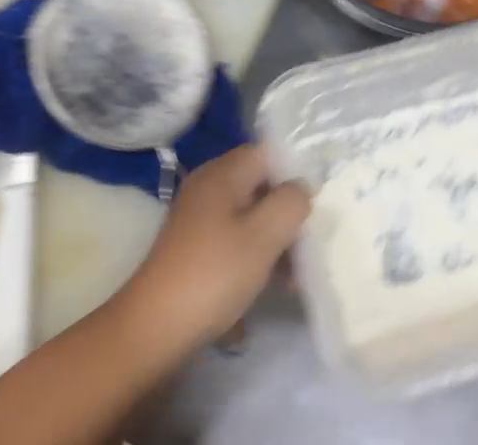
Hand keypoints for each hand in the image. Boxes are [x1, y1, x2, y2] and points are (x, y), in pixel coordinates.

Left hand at [115, 145, 309, 353]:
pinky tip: (279, 284)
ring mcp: (201, 217)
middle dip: (289, 210)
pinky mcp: (198, 246)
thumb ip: (290, 203)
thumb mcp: (263, 236)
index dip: (296, 171)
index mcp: (222, 174)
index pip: (267, 153)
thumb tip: (301, 186)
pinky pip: (238, 238)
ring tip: (301, 272)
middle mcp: (209, 187)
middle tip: (314, 239)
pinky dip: (259, 254)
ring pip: (252, 214)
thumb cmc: (215, 273)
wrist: (158, 325)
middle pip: (261, 184)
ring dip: (278, 238)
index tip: (320, 200)